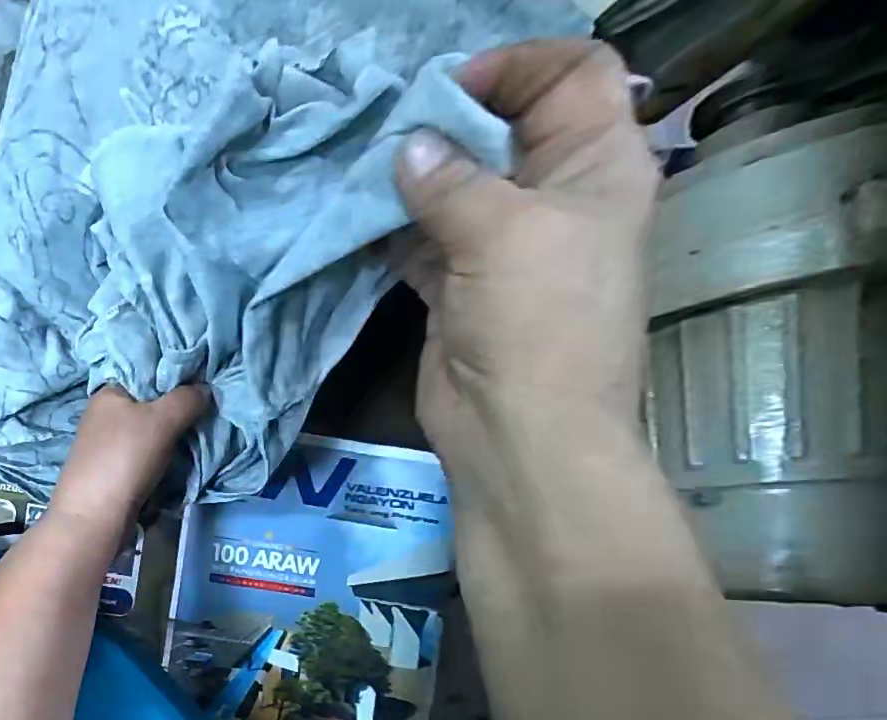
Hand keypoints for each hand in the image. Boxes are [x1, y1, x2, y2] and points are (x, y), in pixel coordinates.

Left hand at [48, 384, 209, 530]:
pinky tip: (185, 451)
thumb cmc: (124, 458)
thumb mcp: (161, 419)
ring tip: (205, 427)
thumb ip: (186, 398)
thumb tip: (205, 388)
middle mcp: (105, 413)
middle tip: (212, 405)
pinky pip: (146, 451)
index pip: (148, 369)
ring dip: (175, 431)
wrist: (94, 516)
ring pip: (151, 428)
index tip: (209, 376)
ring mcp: (108, 442)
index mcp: (109, 392)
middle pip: (151, 400)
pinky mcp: (114, 467)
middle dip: (180, 404)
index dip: (178, 371)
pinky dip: (164, 451)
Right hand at [391, 40, 660, 467]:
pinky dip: (387, 232)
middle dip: (443, 126)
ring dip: (406, 183)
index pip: (568, 80)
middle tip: (381, 133)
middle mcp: (548, 198)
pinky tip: (352, 226)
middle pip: (499, 134)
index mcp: (594, 166)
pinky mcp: (451, 286)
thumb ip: (451, 185)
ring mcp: (495, 246)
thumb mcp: (505, 235)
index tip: (439, 90)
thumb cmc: (536, 322)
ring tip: (355, 177)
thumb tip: (403, 148)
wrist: (514, 421)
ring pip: (449, 191)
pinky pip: (416, 242)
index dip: (512, 70)